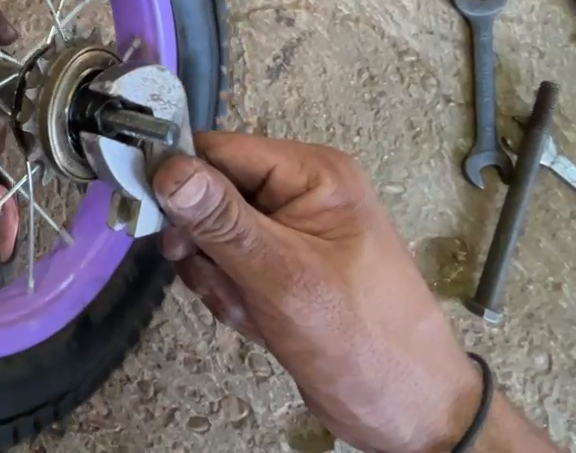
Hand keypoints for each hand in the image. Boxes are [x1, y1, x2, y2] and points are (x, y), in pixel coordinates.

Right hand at [152, 135, 506, 452]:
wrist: (416, 423)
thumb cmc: (362, 344)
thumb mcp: (283, 277)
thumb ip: (219, 220)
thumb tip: (165, 167)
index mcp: (311, 173)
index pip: (215, 150)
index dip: (180, 182)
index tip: (159, 221)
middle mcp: (298, 190)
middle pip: (207, 193)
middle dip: (204, 244)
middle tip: (214, 279)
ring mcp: (290, 228)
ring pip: (209, 232)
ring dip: (215, 275)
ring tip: (247, 309)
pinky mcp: (281, 263)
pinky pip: (225, 261)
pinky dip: (229, 292)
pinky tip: (256, 320)